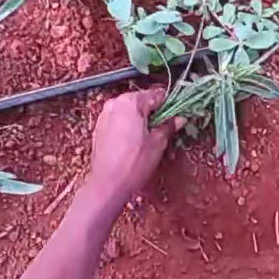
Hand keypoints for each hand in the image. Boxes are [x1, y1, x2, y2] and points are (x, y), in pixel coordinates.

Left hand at [84, 87, 175, 209]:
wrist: (108, 184)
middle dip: (155, 114)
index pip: (157, 95)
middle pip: (142, 102)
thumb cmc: (133, 163)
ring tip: (150, 140)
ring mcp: (104, 116)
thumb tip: (179, 119)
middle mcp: (114, 104)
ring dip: (142, 122)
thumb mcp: (157, 143)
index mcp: (130, 102)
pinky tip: (135, 144)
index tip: (178, 116)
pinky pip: (119, 122)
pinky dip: (129, 128)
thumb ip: (168, 126)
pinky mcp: (100, 129)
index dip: (170, 105)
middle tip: (166, 130)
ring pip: (130, 112)